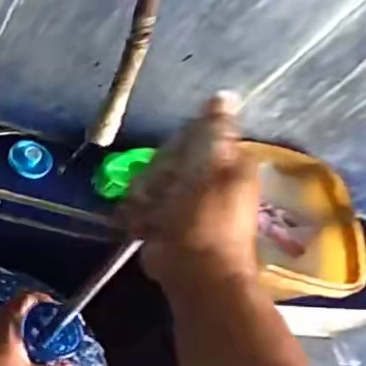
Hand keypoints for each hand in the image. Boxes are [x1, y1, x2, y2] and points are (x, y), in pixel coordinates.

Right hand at [119, 91, 260, 292]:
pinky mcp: (161, 225)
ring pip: (148, 185)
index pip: (193, 140)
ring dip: (144, 200)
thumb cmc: (206, 220)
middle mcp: (206, 183)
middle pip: (167, 162)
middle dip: (157, 177)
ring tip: (152, 217)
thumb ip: (215, 132)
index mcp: (227, 166)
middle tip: (162, 192)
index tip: (173, 162)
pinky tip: (144, 227)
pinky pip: (139, 209)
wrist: (194, 272)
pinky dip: (138, 218)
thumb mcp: (213, 168)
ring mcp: (182, 206)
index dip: (178, 149)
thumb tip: (224, 94)